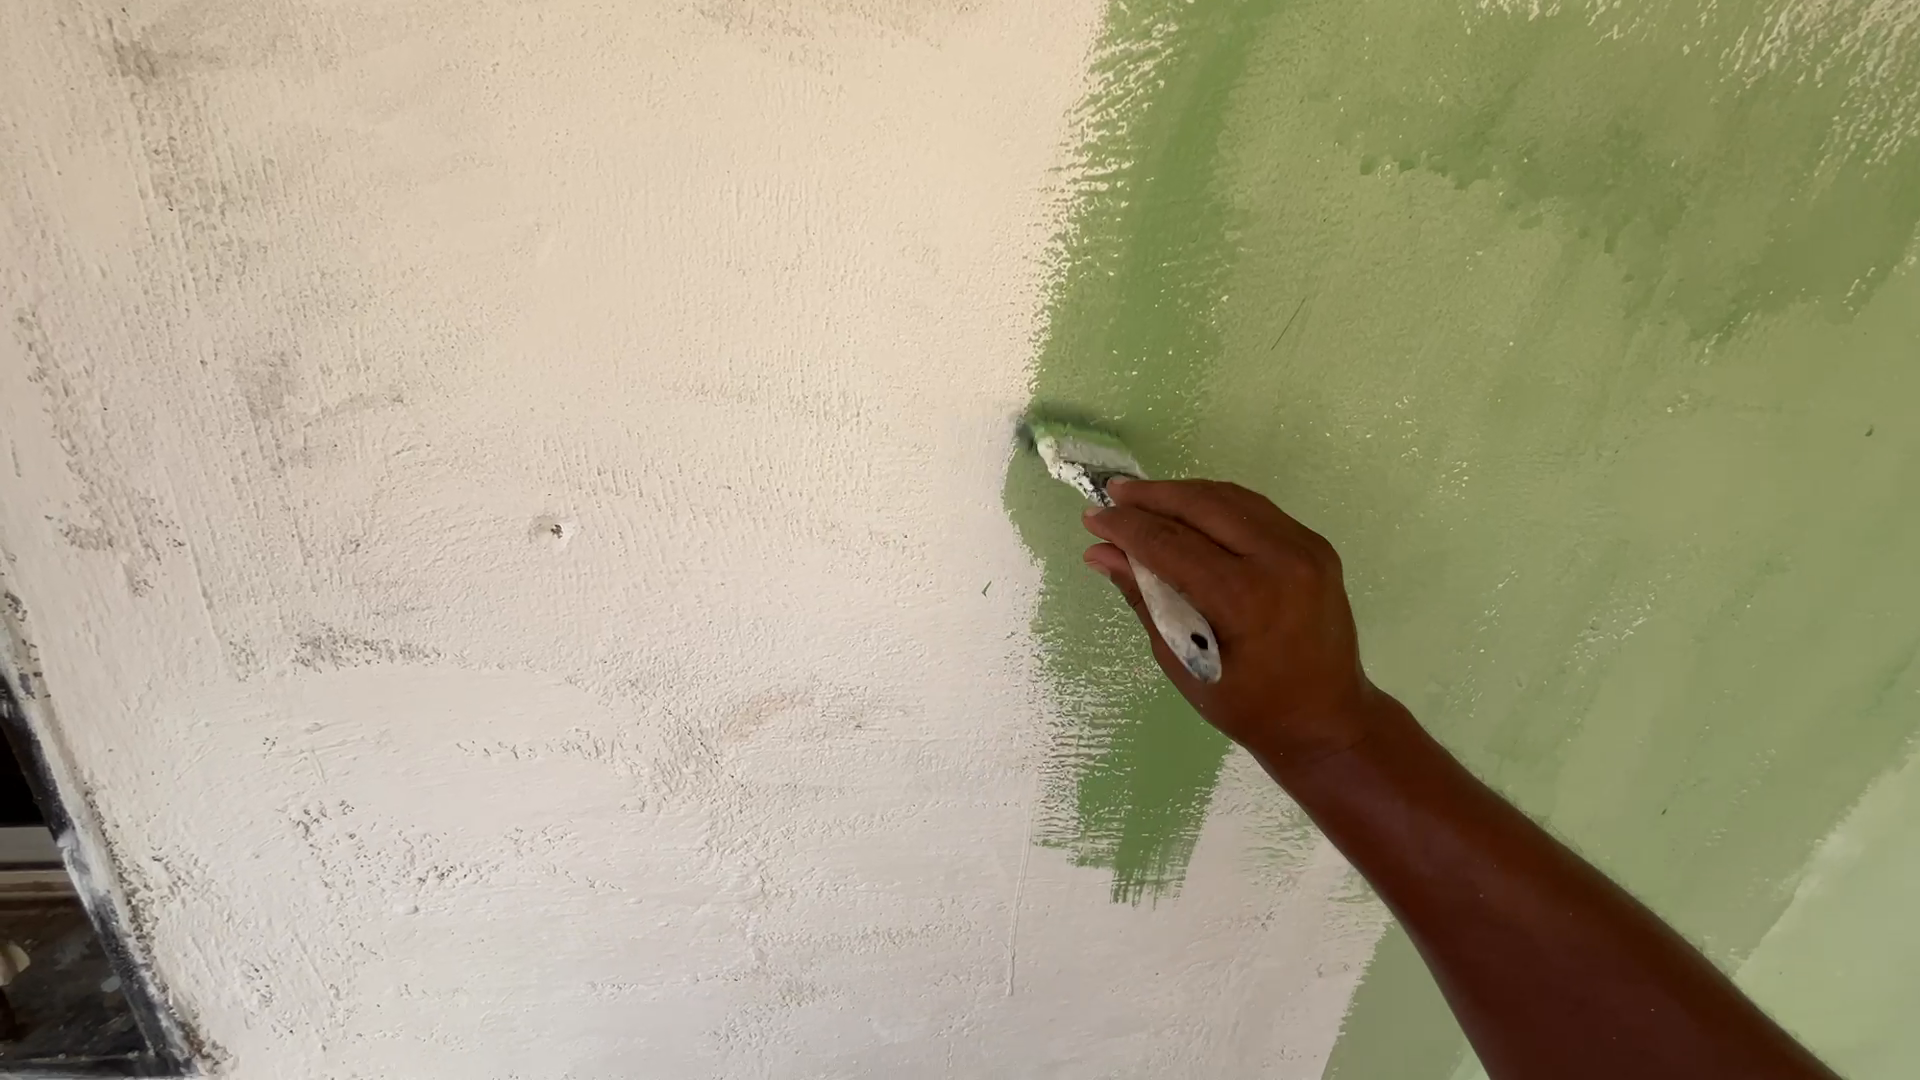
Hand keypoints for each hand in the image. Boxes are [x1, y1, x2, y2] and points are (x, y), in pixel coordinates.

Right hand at [1081, 478, 1381, 771]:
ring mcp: (1304, 547)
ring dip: (1180, 493)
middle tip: (1111, 494)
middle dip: (1150, 497)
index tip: (1093, 519)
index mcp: (1244, 598)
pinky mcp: (1314, 545)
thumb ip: (1143, 598)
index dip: (1126, 527)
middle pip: (1200, 506)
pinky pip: (1254, 509)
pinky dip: (1213, 503)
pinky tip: (1185, 509)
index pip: (1169, 544)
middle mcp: (1279, 561)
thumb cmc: (1246, 705)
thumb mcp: (1181, 660)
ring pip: (1229, 498)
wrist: (1326, 719)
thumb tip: (1100, 553)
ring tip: (1141, 496)